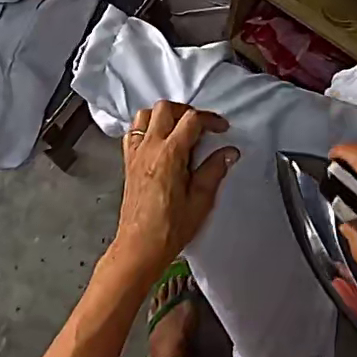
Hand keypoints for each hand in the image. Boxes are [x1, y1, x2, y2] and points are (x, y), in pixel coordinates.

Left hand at [108, 102, 238, 280]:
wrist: (139, 248)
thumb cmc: (170, 228)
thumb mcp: (202, 199)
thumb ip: (215, 169)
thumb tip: (228, 152)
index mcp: (169, 155)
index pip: (192, 119)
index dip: (211, 119)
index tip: (221, 129)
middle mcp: (149, 149)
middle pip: (165, 108)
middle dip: (187, 111)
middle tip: (201, 126)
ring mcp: (135, 155)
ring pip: (145, 115)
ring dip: (165, 116)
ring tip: (180, 130)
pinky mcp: (128, 164)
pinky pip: (133, 133)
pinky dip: (147, 128)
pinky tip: (160, 141)